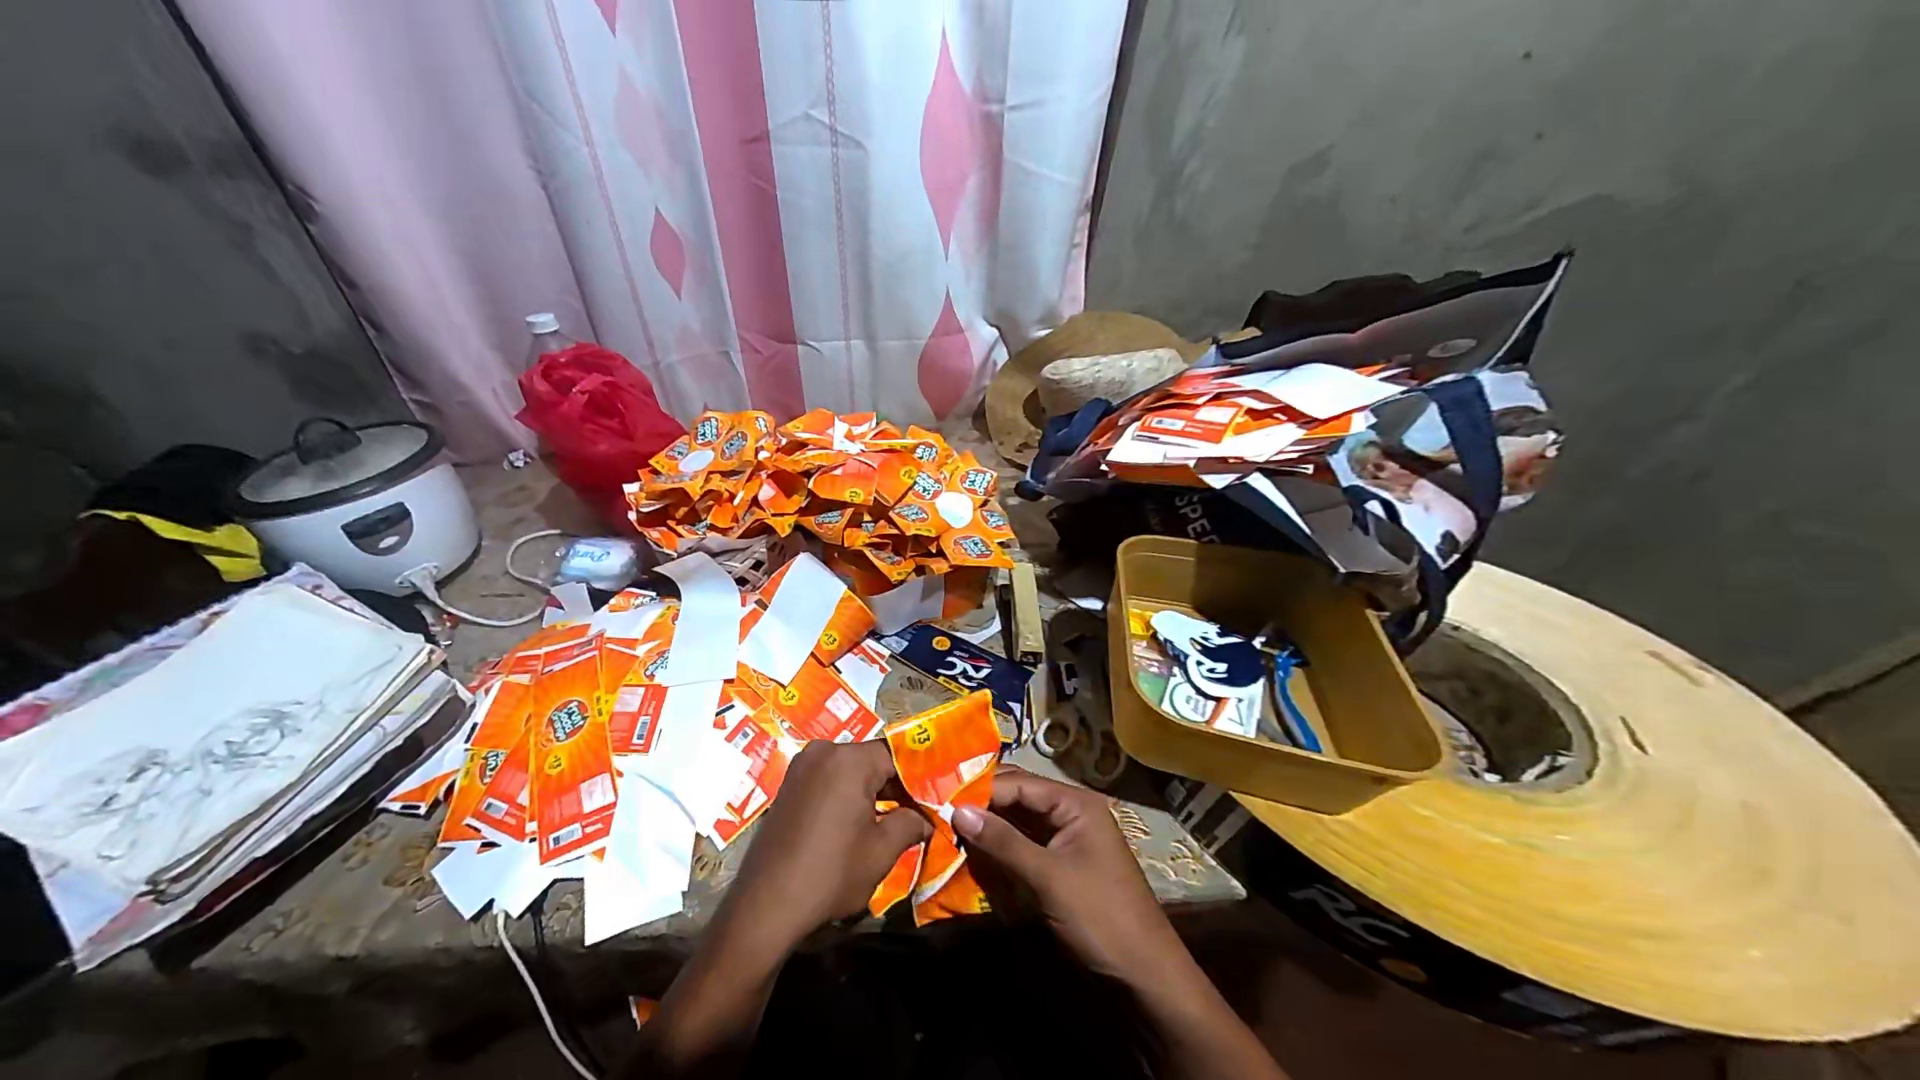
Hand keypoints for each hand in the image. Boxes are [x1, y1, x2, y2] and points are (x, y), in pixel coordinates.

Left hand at [723, 740, 930, 952]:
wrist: (765, 908)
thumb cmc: (831, 873)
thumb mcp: (881, 851)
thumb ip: (910, 825)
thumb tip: (926, 820)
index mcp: (849, 759)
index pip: (898, 755)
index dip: (921, 777)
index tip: (936, 798)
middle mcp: (823, 752)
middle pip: (872, 760)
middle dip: (896, 784)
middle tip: (920, 810)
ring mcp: (801, 768)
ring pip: (850, 772)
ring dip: (872, 792)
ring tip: (895, 818)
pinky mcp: (788, 788)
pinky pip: (829, 782)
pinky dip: (847, 797)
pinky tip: (861, 822)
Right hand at [952, 765, 1183, 981]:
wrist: (1145, 972)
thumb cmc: (1100, 915)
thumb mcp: (1048, 877)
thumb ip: (1003, 841)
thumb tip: (957, 810)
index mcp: (1075, 803)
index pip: (1019, 782)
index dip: (980, 788)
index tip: (941, 797)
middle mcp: (1070, 812)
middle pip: (1018, 796)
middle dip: (982, 803)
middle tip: (939, 810)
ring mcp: (1066, 837)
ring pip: (1018, 820)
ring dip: (988, 825)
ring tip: (948, 828)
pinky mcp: (1060, 863)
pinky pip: (1024, 844)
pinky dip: (1000, 846)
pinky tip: (973, 851)